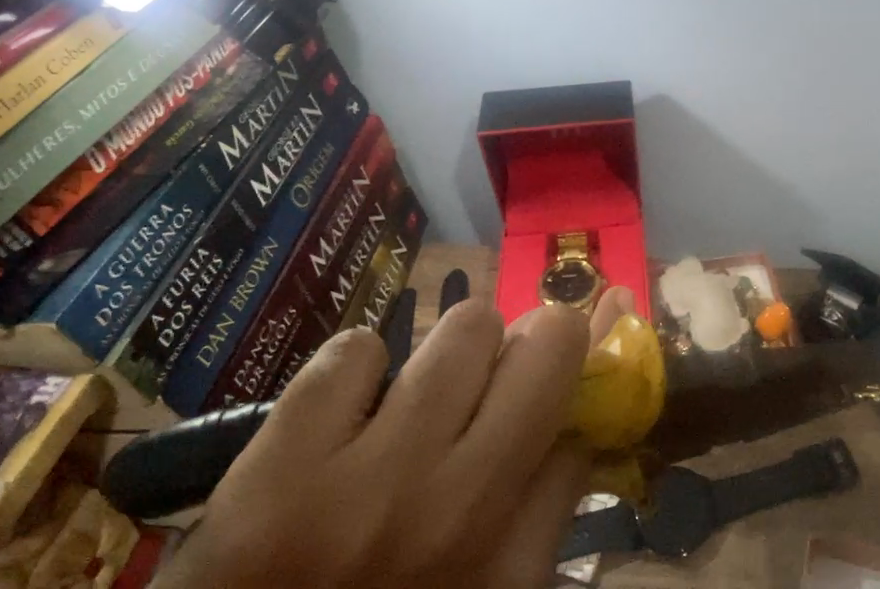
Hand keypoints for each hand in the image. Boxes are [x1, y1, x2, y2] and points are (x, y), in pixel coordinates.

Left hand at [157, 290, 634, 588]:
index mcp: (508, 556)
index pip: (591, 412)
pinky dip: (352, 373)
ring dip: (444, 357)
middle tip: (488, 378)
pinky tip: (336, 423)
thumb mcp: (489, 587)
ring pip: (464, 327)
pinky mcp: (280, 465)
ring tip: (407, 406)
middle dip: (526, 343)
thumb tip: (588, 384)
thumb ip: (546, 495)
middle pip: (544, 346)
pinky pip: (357, 348)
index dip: (597, 352)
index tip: (600, 318)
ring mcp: (366, 486)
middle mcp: (454, 512)